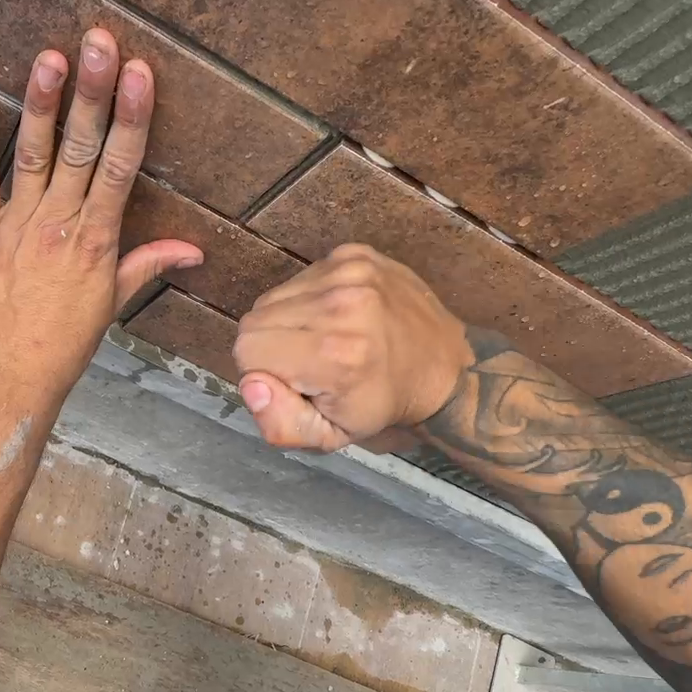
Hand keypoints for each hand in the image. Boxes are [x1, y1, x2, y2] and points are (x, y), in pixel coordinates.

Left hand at [0, 29, 203, 406]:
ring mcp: (18, 228)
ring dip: (40, 106)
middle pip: (78, 152)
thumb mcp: (114, 303)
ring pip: (32, 157)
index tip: (137, 74)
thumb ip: (148, 265)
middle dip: (90, 95)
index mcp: (95, 241)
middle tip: (97, 44)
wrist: (18, 372)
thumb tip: (194, 250)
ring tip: (49, 59)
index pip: (118, 169)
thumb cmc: (68, 340)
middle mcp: (58, 226)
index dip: (129, 119)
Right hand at [233, 244, 473, 451]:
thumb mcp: (328, 438)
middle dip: (268, 347)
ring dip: (285, 322)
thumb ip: (280, 424)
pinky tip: (334, 316)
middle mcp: (342, 305)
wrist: (443, 365)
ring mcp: (350, 272)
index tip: (291, 383)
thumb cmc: (379, 407)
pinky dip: (304, 300)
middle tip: (305, 363)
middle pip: (254, 321)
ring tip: (321, 339)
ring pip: (272, 299)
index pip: (247, 351)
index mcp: (336, 355)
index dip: (259, 372)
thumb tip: (252, 385)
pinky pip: (298, 280)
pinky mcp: (354, 253)